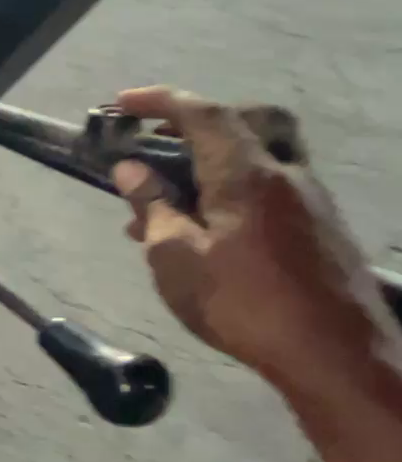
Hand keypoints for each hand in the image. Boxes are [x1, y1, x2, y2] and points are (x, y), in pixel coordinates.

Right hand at [111, 86, 398, 398]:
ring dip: (212, 160)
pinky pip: (270, 188)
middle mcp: (288, 178)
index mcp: (248, 176)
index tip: (121, 104)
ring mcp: (312, 205)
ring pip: (262, 157)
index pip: (205, 115)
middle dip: (204, 118)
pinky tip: (198, 227)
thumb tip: (131, 169)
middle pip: (257, 121)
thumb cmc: (244, 303)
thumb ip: (152, 205)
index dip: (160, 100)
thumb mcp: (174, 254)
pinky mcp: (320, 232)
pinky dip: (231, 188)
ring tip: (162, 197)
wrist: (339, 361)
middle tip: (161, 137)